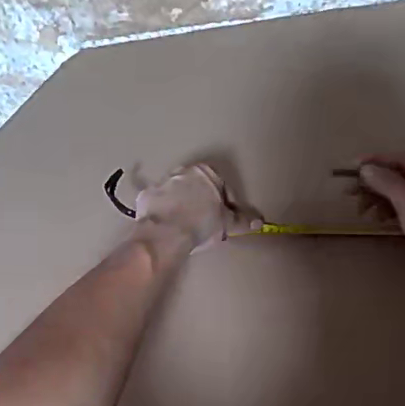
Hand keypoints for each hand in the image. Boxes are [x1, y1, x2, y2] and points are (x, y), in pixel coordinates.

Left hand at [133, 164, 254, 252]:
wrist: (165, 234)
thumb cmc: (201, 223)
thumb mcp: (226, 224)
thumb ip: (242, 221)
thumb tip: (258, 222)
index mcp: (206, 172)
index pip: (224, 187)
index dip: (228, 206)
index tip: (227, 221)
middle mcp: (183, 171)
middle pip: (199, 188)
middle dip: (204, 203)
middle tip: (207, 225)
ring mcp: (161, 183)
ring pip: (178, 195)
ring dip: (184, 207)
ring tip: (187, 228)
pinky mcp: (146, 197)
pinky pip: (160, 205)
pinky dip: (165, 214)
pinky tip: (169, 228)